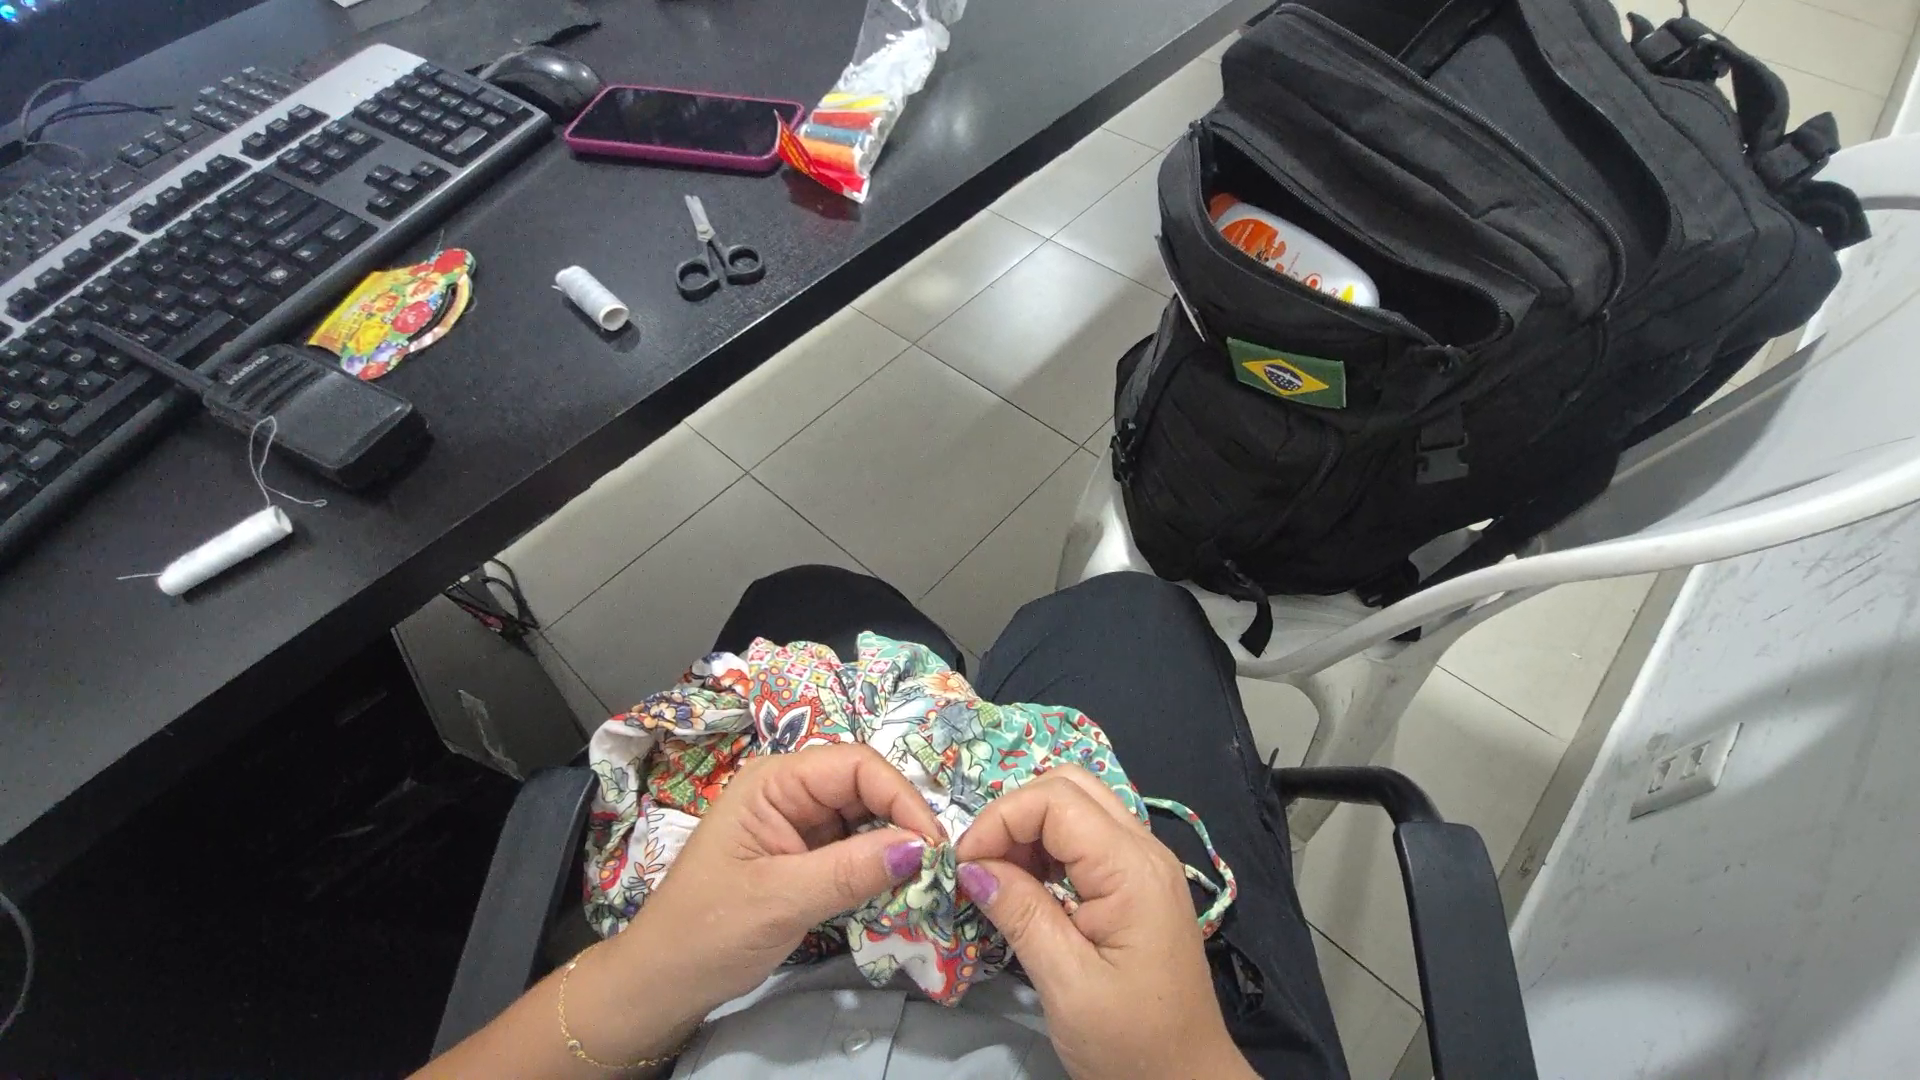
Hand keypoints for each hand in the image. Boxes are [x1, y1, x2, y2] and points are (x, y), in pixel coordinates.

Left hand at [609, 742, 944, 1015]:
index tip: (934, 844)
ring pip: (865, 816)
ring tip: (924, 877)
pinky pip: (855, 845)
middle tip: (937, 865)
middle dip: (902, 820)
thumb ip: (852, 870)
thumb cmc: (707, 932)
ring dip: (894, 844)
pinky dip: (878, 864)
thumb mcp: (781, 900)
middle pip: (865, 787)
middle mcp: (790, 790)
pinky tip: (896, 886)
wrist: (661, 984)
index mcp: (775, 780)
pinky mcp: (805, 852)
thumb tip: (922, 848)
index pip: (856, 765)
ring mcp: (798, 821)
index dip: (900, 797)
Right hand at [954, 767, 1255, 1079]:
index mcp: (1132, 868)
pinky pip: (1085, 835)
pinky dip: (1046, 845)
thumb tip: (971, 866)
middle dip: (1014, 813)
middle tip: (982, 863)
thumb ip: (1021, 914)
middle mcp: (1143, 848)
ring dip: (1029, 827)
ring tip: (1000, 876)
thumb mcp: (1067, 985)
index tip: (965, 863)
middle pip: (1068, 785)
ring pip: (1076, 803)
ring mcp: (1143, 861)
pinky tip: (1027, 884)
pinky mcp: (1135, 880)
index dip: (1002, 818)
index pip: (1056, 799)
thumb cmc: (1132, 1045)